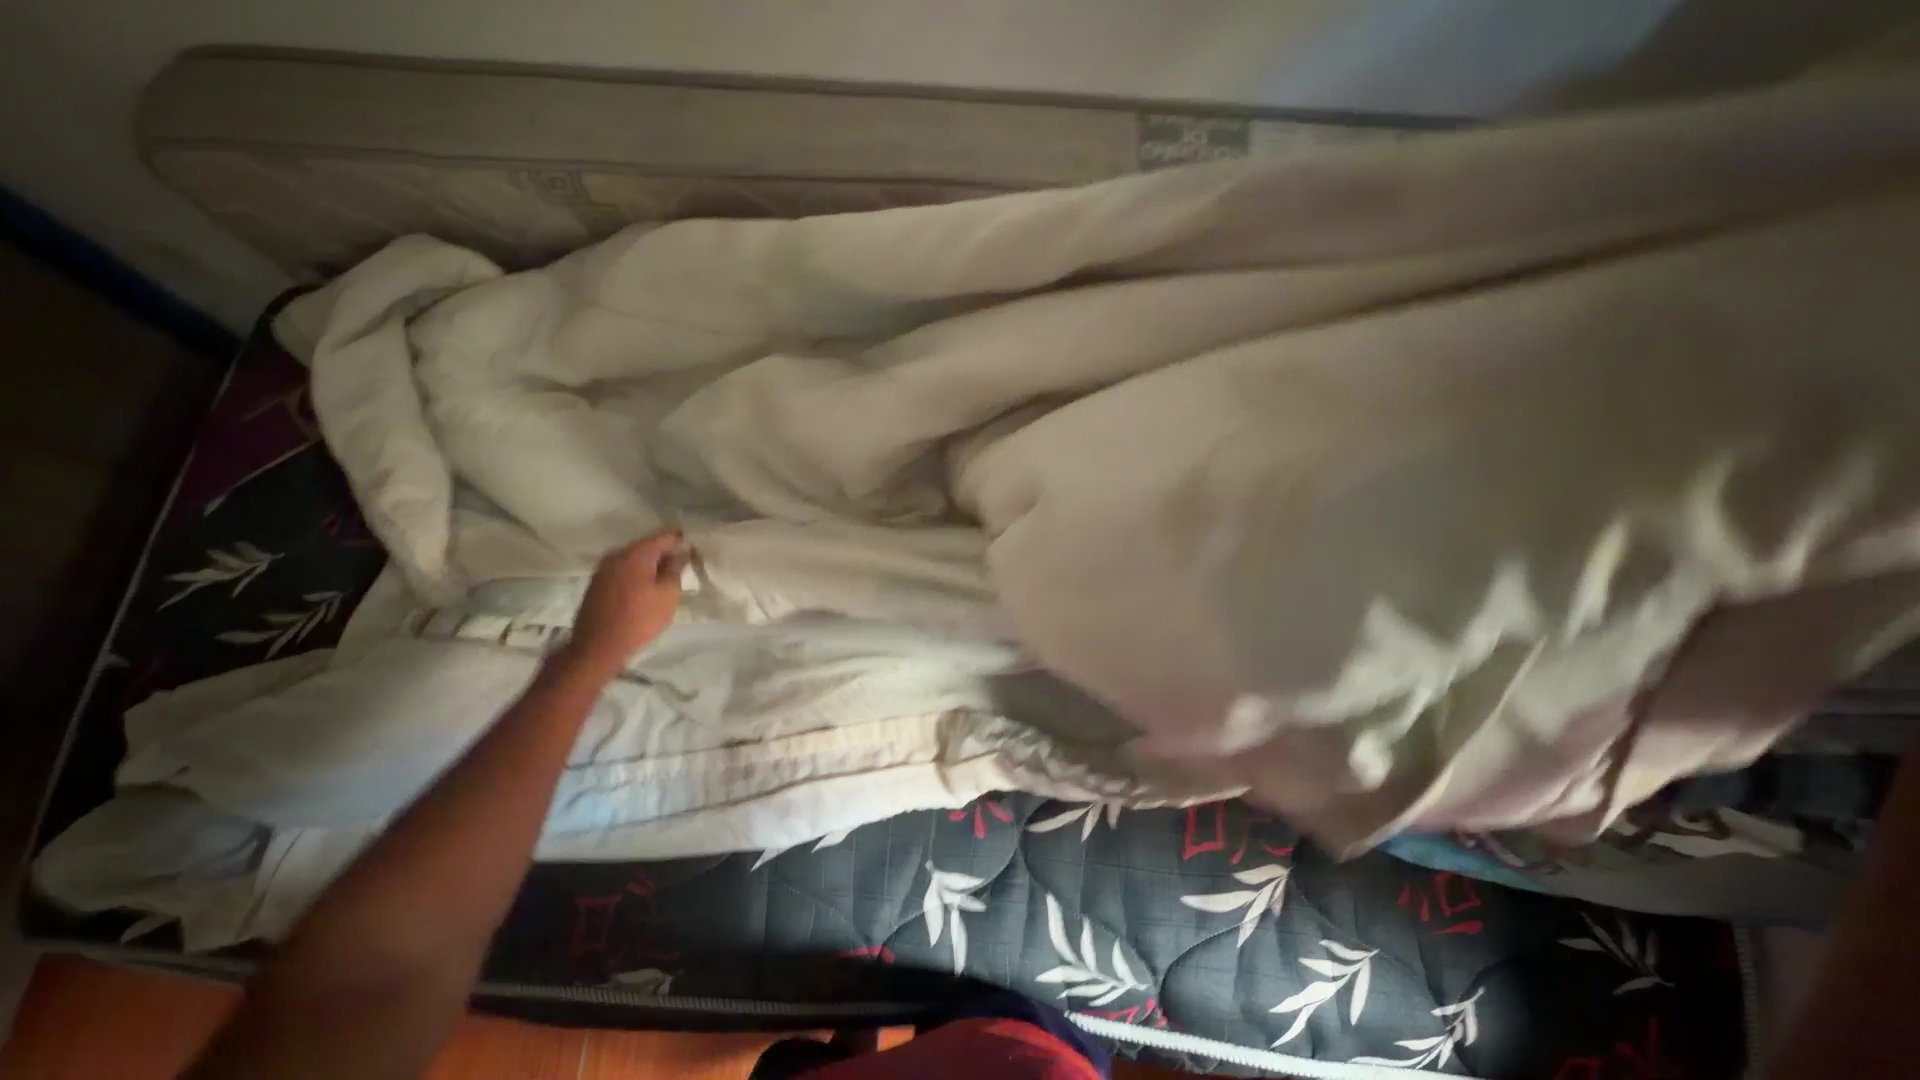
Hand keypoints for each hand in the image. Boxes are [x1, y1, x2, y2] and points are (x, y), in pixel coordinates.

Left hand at [559, 531, 685, 674]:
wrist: (598, 646)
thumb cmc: (639, 619)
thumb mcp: (668, 595)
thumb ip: (676, 569)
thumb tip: (682, 551)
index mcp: (637, 553)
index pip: (665, 536)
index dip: (682, 541)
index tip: (694, 550)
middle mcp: (617, 554)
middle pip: (647, 546)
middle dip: (665, 554)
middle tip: (682, 567)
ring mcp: (604, 568)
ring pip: (634, 559)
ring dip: (650, 566)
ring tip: (665, 580)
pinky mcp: (597, 583)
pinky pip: (623, 571)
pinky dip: (636, 575)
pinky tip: (644, 590)